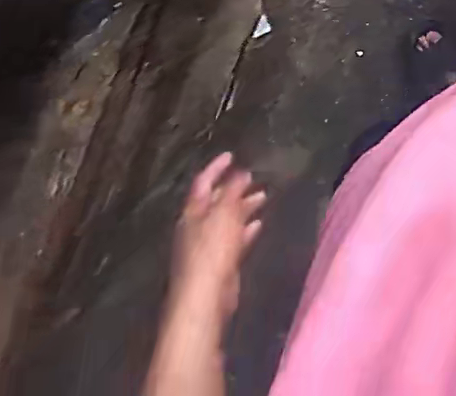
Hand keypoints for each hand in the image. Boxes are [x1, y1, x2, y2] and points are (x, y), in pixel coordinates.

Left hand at [167, 152, 265, 329]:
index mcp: (193, 211)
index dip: (216, 167)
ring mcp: (207, 246)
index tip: (231, 155)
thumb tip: (241, 173)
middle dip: (234, 188)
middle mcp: (197, 226)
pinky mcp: (219, 264)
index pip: (203, 182)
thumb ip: (233, 192)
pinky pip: (233, 239)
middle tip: (253, 177)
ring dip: (243, 207)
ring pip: (227, 219)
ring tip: (262, 197)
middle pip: (216, 201)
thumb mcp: (224, 214)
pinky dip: (245, 229)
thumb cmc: (211, 251)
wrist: (204, 299)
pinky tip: (257, 224)